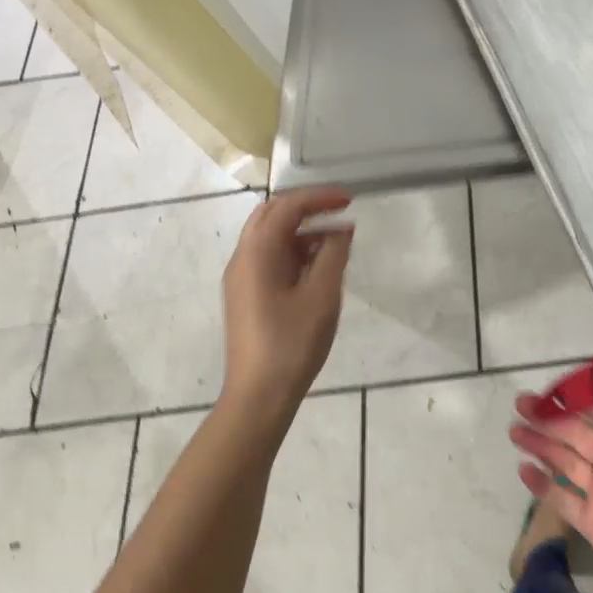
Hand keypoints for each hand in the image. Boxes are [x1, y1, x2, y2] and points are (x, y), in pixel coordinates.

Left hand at [220, 187, 354, 412]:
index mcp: (257, 253)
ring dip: (303, 229)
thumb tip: (341, 229)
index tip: (351, 199)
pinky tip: (321, 265)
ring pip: (270, 237)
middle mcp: (243, 259)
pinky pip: (270, 258)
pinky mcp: (247, 295)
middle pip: (272, 215)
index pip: (286, 207)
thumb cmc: (292, 343)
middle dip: (307, 207)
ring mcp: (241, 278)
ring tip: (338, 239)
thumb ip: (333, 255)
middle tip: (341, 210)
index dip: (319, 197)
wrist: (259, 396)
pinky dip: (296, 250)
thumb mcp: (322, 296)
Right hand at [510, 369, 592, 592]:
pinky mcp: (592, 523)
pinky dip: (543, 485)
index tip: (550, 384)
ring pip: (565, 462)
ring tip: (515, 431)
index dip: (577, 398)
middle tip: (521, 404)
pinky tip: (524, 469)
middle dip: (549, 419)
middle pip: (577, 435)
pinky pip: (563, 499)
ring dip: (541, 446)